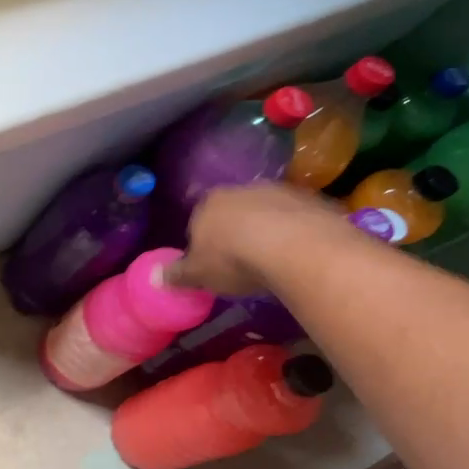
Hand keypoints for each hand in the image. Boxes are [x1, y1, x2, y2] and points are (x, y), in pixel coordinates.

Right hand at [164, 183, 350, 294]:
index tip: (216, 264)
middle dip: (239, 232)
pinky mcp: (315, 201)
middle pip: (237, 212)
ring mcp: (281, 192)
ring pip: (271, 212)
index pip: (200, 220)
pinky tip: (303, 256)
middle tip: (246, 262)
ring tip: (278, 261)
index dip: (207, 242)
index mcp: (209, 203)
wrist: (296, 249)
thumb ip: (178, 274)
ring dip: (272, 230)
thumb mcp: (200, 274)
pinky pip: (302, 219)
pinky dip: (300, 233)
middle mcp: (242, 190)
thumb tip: (153, 278)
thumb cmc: (235, 260)